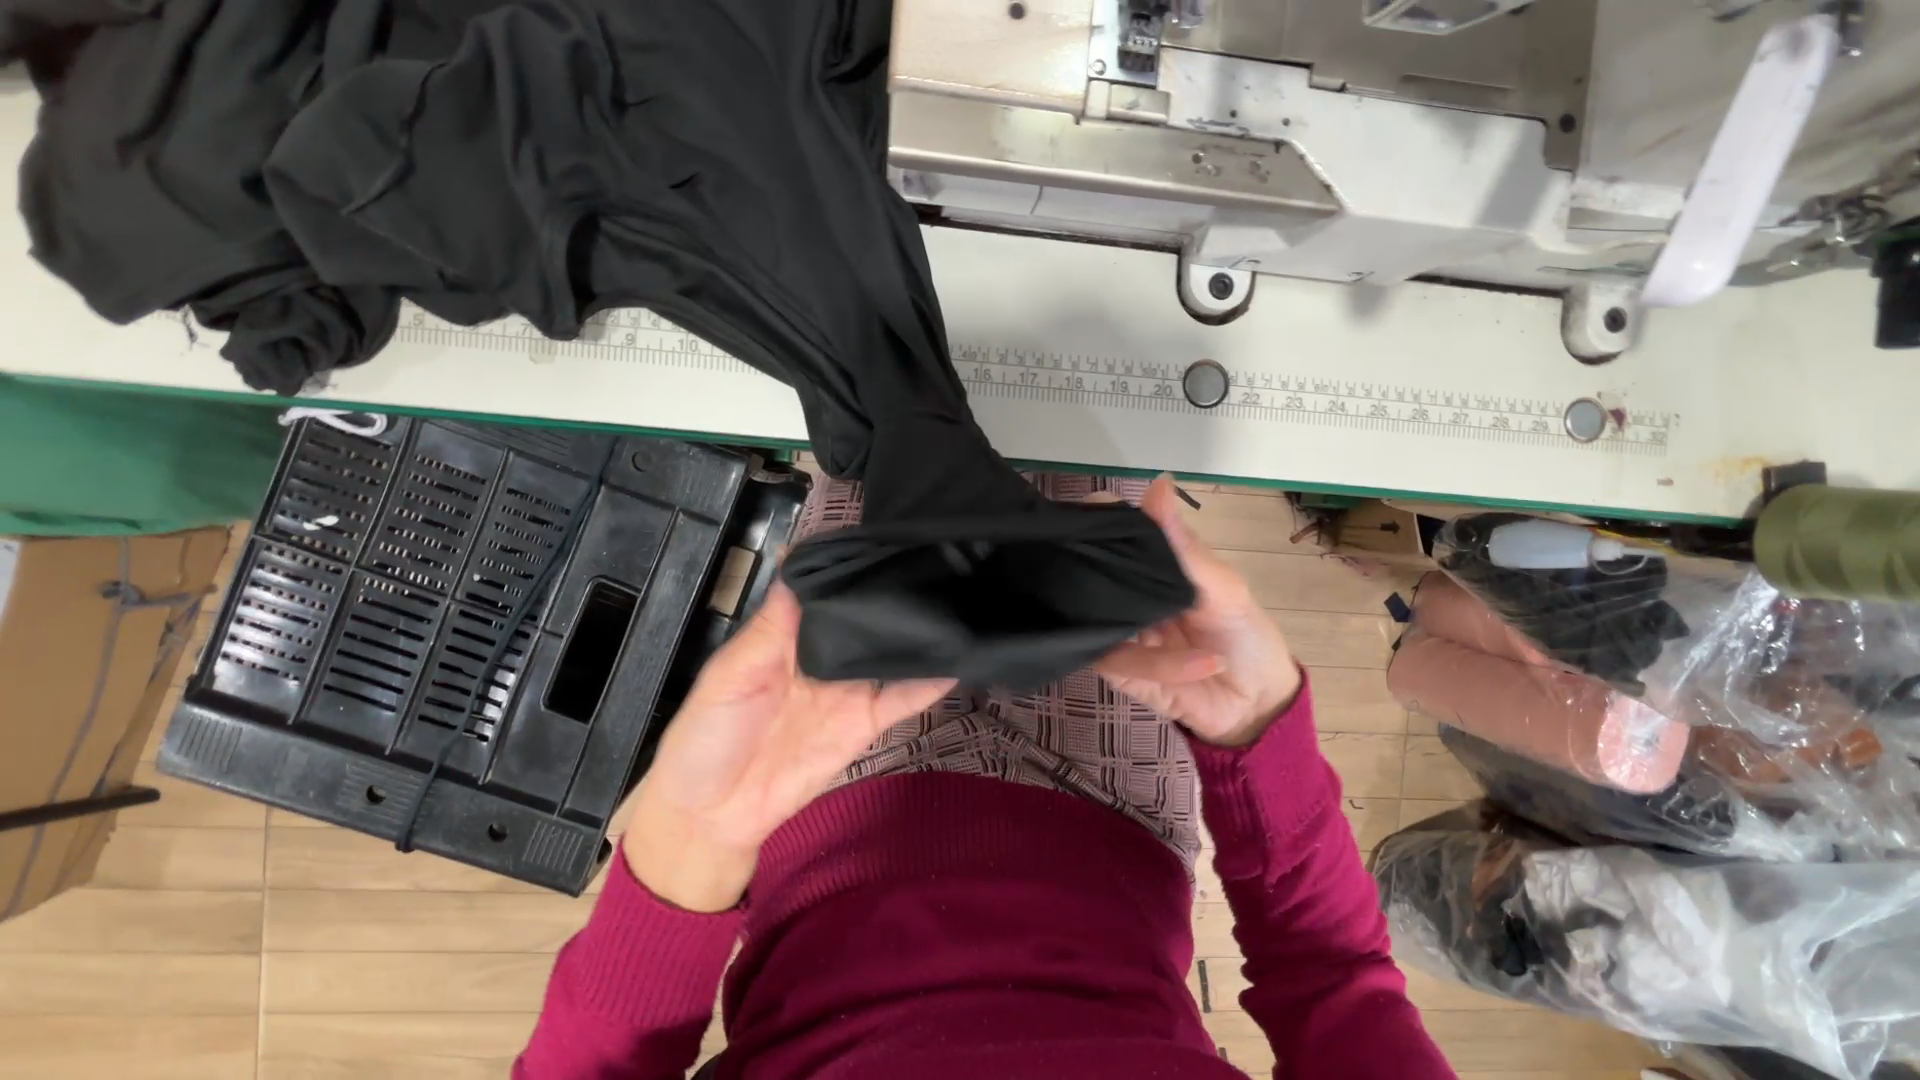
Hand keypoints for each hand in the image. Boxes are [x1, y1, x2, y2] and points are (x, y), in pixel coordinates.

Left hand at [622, 583, 953, 911]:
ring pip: (890, 654)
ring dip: (918, 632)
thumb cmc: (708, 734)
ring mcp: (848, 691)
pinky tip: (959, 658)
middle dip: (895, 593)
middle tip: (938, 559)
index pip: (827, 592)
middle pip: (865, 619)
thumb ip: (770, 626)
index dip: (851, 566)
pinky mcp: (865, 724)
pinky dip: (931, 682)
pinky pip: (902, 700)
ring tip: (956, 598)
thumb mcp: (730, 674)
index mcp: (787, 635)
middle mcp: (823, 657)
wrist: (713, 815)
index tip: (886, 535)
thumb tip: (797, 562)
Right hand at [1095, 474, 1301, 747]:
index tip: (1094, 514)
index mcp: (1150, 564)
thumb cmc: (1245, 635)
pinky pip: (1119, 658)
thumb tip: (1158, 483)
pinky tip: (1203, 664)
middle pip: (1087, 571)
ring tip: (1190, 639)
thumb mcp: (1223, 586)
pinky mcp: (1116, 668)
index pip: (1109, 531)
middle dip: (1101, 574)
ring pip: (1094, 617)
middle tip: (1144, 587)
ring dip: (1143, 629)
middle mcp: (1124, 592)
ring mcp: (1115, 630)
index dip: (1095, 518)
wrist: (1254, 705)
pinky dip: (1162, 664)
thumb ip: (1183, 544)